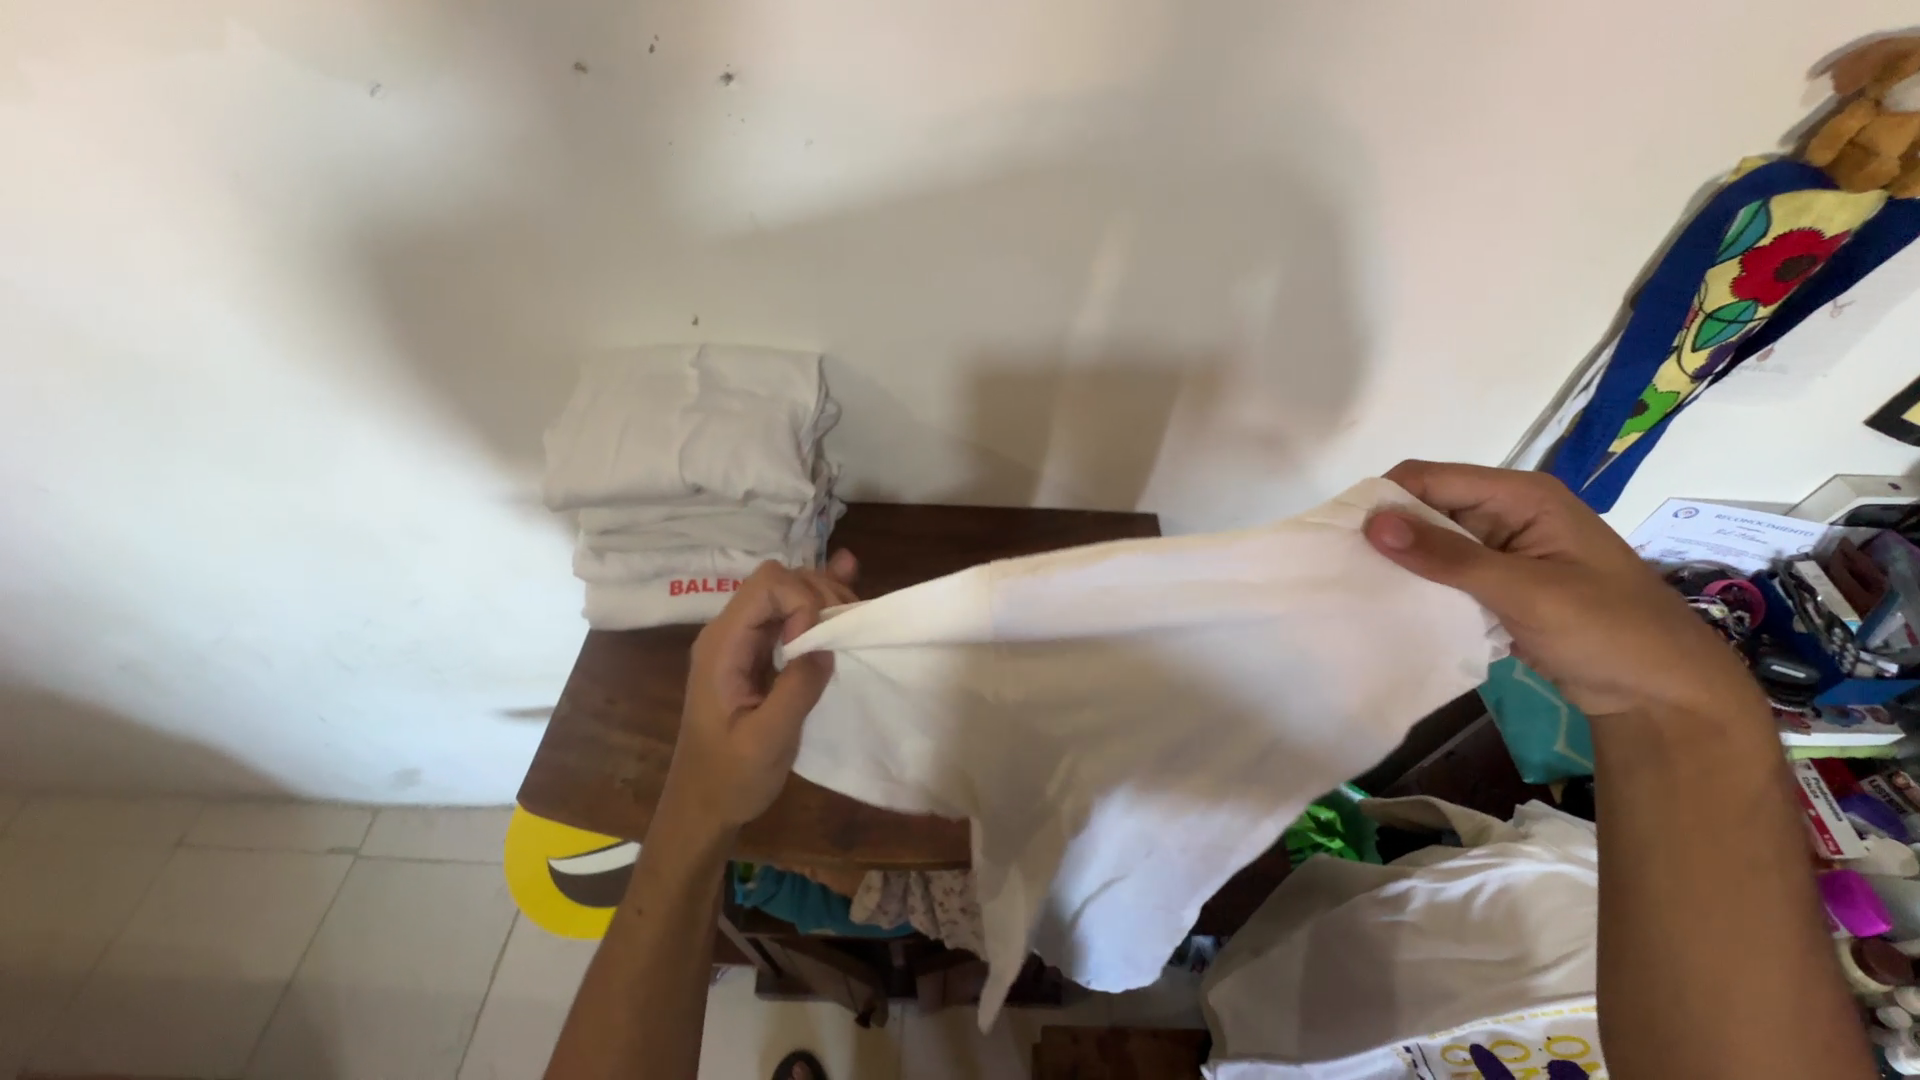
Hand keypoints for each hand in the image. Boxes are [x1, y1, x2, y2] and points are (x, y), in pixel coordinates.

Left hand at [663, 552, 858, 832]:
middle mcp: (729, 633)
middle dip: (819, 594)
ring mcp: (744, 641)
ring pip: (787, 592)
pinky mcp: (759, 653)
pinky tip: (849, 582)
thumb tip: (827, 645)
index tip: (818, 644)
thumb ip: (795, 690)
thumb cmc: (729, 778)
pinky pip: (788, 614)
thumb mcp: (765, 741)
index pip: (767, 585)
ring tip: (851, 624)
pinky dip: (819, 604)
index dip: (802, 601)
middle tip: (847, 631)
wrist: (704, 806)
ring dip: (824, 600)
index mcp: (722, 646)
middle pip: (779, 580)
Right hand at [1363, 461, 1763, 719]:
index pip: (1431, 477)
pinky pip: (1445, 570)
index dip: (1386, 499)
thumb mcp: (1524, 591)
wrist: (1662, 693)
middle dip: (1389, 530)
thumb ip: (1446, 556)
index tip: (1345, 536)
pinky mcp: (1499, 581)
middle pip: (1427, 504)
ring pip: (1431, 539)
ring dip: (1403, 559)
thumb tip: (1372, 522)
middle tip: (1348, 565)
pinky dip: (1421, 582)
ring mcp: (1504, 547)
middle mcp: (1508, 511)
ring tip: (1362, 584)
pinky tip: (1396, 602)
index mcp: (1522, 495)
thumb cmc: (1606, 630)